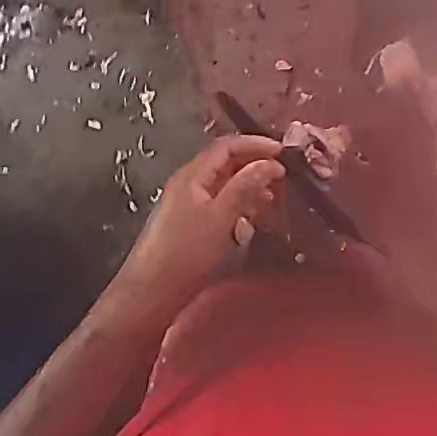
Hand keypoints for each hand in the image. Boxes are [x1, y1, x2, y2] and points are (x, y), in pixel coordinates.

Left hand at [103, 135, 284, 327]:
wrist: (153, 291)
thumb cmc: (186, 252)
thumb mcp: (221, 217)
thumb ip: (245, 186)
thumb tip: (270, 163)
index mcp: (193, 175)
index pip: (227, 146)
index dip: (256, 145)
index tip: (282, 152)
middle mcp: (190, 183)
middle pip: (226, 162)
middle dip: (255, 164)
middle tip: (283, 174)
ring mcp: (189, 202)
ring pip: (225, 183)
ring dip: (250, 185)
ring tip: (274, 195)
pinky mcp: (192, 222)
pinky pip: (221, 201)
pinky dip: (240, 202)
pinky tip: (254, 215)